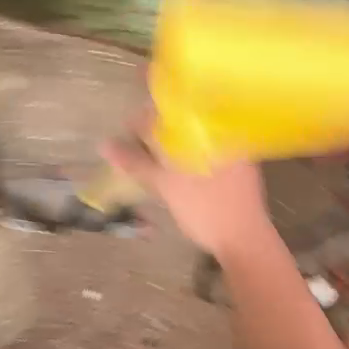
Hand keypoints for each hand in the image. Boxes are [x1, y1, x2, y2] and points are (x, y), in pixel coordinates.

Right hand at [101, 120, 275, 258]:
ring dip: (173, 143)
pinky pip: (209, 146)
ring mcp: (233, 145)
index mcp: (201, 129)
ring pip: (194, 134)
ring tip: (156, 160)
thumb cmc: (203, 210)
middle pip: (180, 120)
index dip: (141, 122)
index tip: (127, 135)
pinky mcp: (241, 160)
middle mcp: (219, 130)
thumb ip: (135, 162)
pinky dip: (191, 153)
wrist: (243, 237)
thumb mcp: (164, 185)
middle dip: (156, 132)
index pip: (165, 112)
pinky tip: (182, 168)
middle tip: (138, 148)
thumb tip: (104, 144)